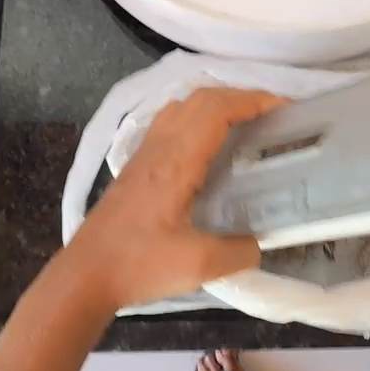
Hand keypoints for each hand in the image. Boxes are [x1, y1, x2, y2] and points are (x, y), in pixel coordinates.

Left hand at [57, 86, 285, 313]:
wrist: (85, 274)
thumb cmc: (139, 265)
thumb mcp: (199, 265)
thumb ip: (239, 252)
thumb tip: (259, 244)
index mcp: (177, 161)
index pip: (217, 110)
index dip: (253, 100)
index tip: (283, 107)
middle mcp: (159, 147)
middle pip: (201, 99)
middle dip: (240, 96)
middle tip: (271, 113)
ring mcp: (143, 154)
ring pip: (182, 106)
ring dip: (216, 103)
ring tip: (244, 121)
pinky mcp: (135, 165)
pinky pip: (169, 122)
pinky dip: (196, 116)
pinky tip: (207, 143)